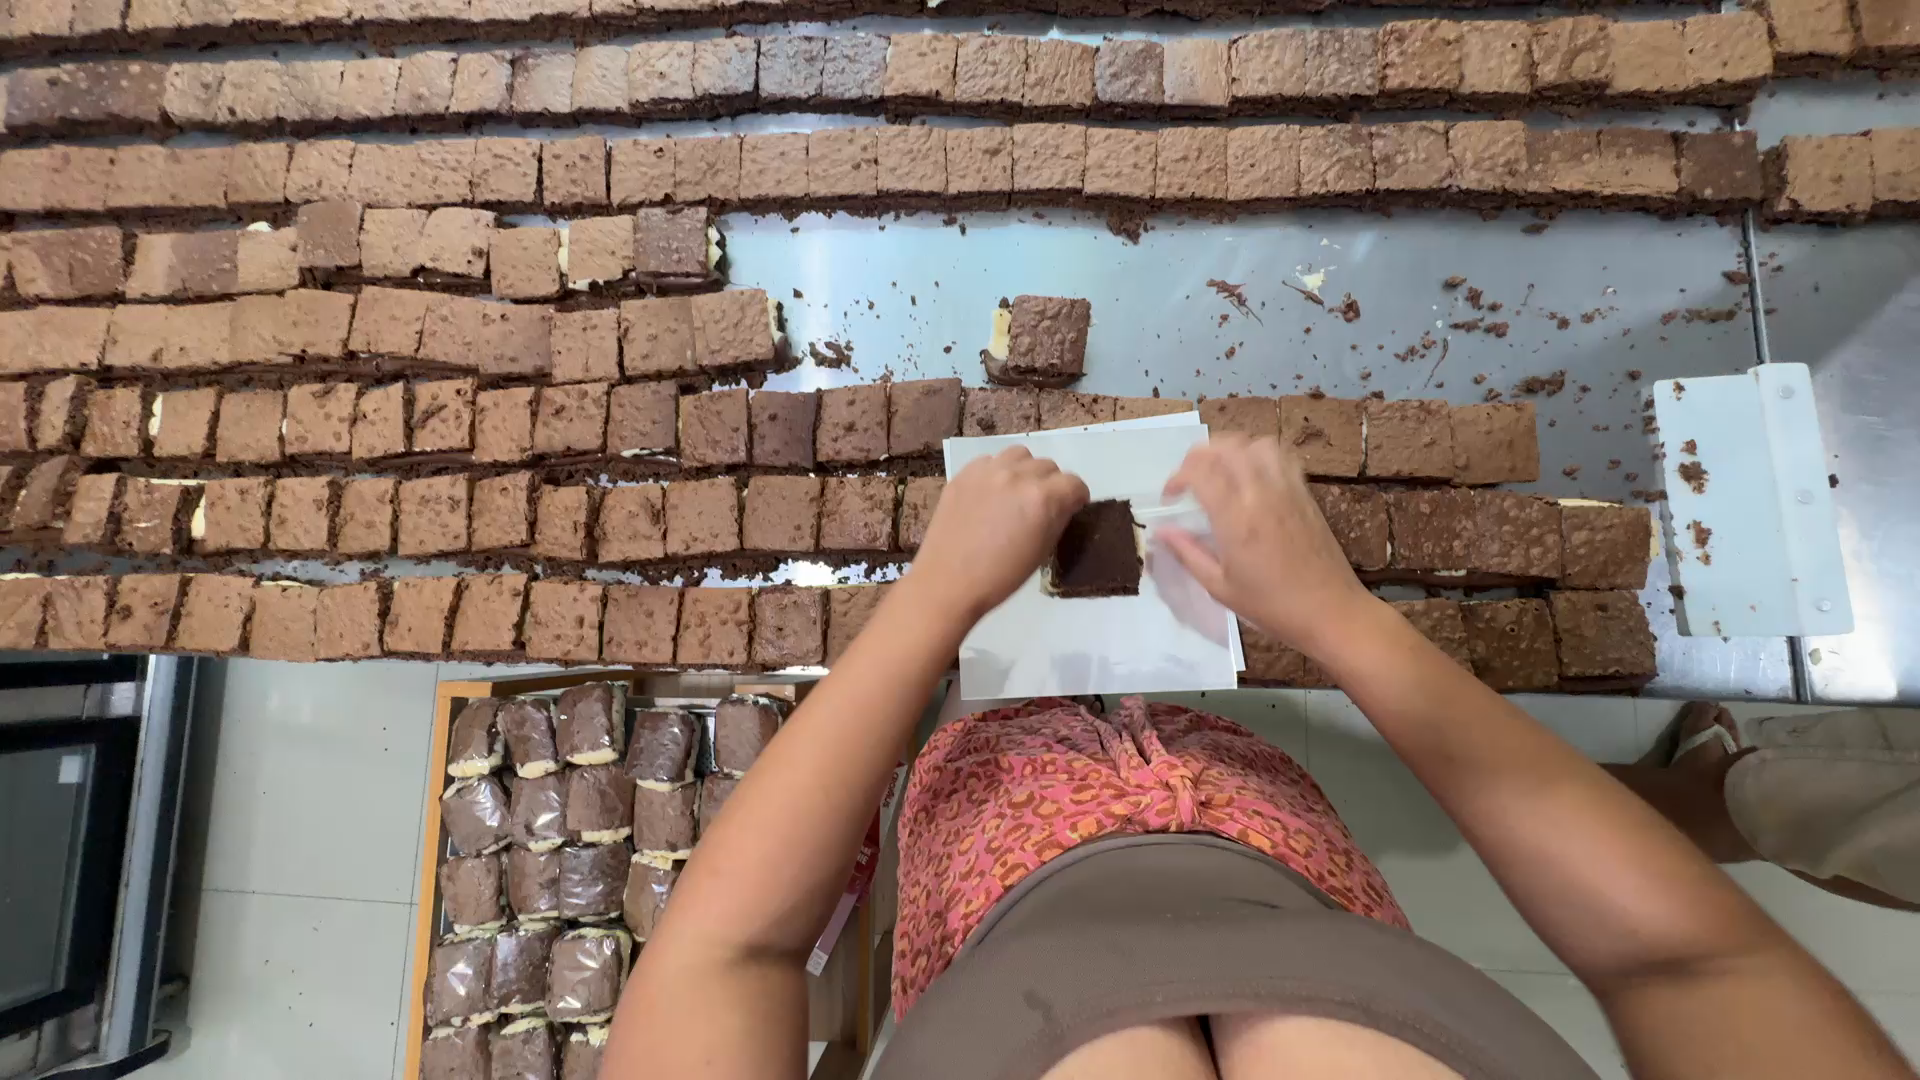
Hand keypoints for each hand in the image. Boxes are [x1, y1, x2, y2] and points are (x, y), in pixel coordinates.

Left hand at [907, 446, 1089, 622]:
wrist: (948, 582)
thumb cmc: (1001, 577)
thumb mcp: (1042, 550)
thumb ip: (1057, 519)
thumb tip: (1062, 505)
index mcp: (1043, 499)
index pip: (1075, 484)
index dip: (1075, 498)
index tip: (1070, 509)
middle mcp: (1018, 476)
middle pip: (1049, 467)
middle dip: (1051, 485)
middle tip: (1039, 507)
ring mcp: (988, 471)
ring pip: (1020, 455)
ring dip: (1025, 471)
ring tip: (1016, 493)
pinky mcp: (964, 474)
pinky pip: (990, 461)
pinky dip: (997, 472)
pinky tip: (990, 494)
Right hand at [1158, 434, 1376, 656]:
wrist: (1331, 612)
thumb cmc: (1271, 606)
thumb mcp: (1219, 587)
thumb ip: (1188, 553)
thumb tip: (1161, 531)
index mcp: (1236, 521)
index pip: (1199, 473)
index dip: (1177, 478)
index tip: (1170, 498)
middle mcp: (1261, 496)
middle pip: (1227, 448)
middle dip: (1199, 455)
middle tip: (1189, 479)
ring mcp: (1287, 491)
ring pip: (1256, 444)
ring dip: (1232, 450)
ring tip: (1220, 471)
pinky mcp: (1305, 494)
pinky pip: (1282, 457)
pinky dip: (1259, 456)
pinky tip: (1251, 477)